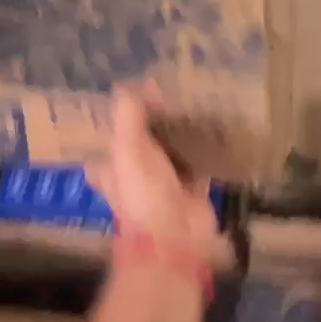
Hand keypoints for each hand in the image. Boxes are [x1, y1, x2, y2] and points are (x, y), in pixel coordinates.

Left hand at [87, 83, 217, 254]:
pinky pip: (198, 164)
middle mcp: (136, 177)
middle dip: (150, 129)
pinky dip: (204, 150)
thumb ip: (128, 118)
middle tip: (165, 97)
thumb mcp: (128, 150)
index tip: (127, 103)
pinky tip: (214, 129)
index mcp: (113, 170)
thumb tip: (124, 85)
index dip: (113, 128)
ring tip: (190, 104)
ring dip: (178, 137)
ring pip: (170, 154)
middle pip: (141, 147)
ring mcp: (165, 184)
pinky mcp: (193, 188)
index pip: (107, 146)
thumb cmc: (143, 194)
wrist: (175, 236)